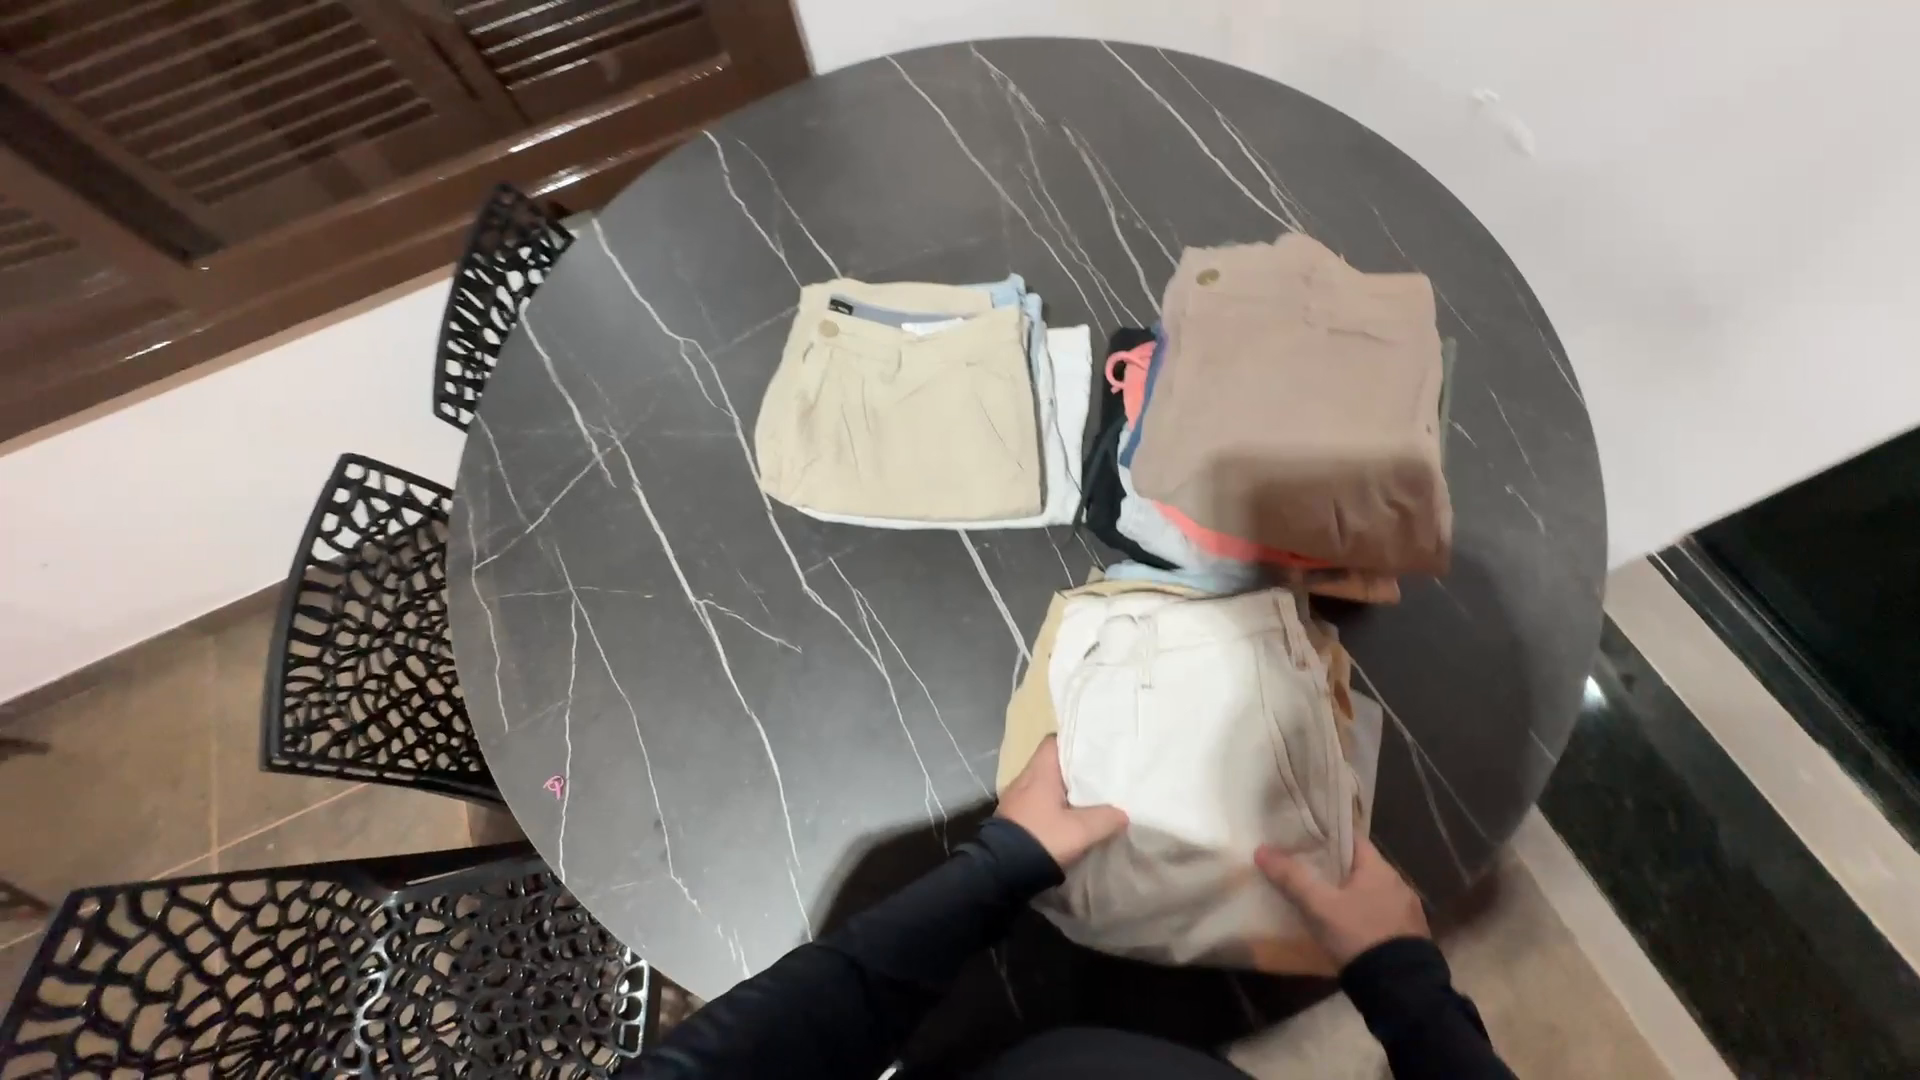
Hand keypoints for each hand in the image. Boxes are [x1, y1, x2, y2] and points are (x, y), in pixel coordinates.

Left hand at [996, 736, 1127, 868]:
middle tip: (1102, 774)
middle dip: (1076, 769)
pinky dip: (1056, 804)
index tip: (1096, 749)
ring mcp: (1018, 798)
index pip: (1054, 741)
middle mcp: (1025, 779)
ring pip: (1047, 784)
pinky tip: (1072, 817)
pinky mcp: (1016, 816)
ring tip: (1092, 795)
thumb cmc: (1042, 838)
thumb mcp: (1080, 831)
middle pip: (1053, 763)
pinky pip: (1040, 801)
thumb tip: (1123, 813)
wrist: (1001, 870)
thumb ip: (1105, 818)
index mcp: (1039, 772)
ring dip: (1066, 789)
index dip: (1074, 742)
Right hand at [1256, 838, 1429, 965]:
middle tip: (1304, 866)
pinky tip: (1345, 923)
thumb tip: (1261, 850)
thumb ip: (1291, 877)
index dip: (1325, 834)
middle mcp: (1398, 883)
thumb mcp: (1319, 906)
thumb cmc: (1359, 936)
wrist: (1403, 993)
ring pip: (1369, 889)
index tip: (1302, 837)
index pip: (1350, 837)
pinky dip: (1361, 911)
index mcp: (1379, 868)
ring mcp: (1407, 911)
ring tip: (1321, 896)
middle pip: (1359, 864)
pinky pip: (1379, 912)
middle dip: (1333, 864)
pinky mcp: (1410, 936)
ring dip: (1348, 890)